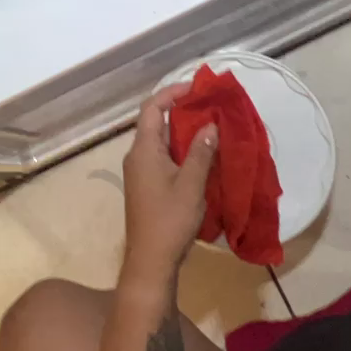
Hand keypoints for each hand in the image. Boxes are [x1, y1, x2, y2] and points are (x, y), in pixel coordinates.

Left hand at [121, 84, 217, 288]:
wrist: (150, 261)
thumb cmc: (169, 220)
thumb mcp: (191, 185)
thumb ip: (201, 152)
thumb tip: (210, 124)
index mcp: (143, 150)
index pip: (152, 108)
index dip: (171, 93)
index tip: (196, 89)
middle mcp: (137, 156)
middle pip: (156, 123)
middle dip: (182, 112)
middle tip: (210, 107)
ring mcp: (141, 172)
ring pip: (162, 142)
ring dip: (184, 133)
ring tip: (212, 128)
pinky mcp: (147, 185)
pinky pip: (163, 157)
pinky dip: (181, 151)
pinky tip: (203, 156)